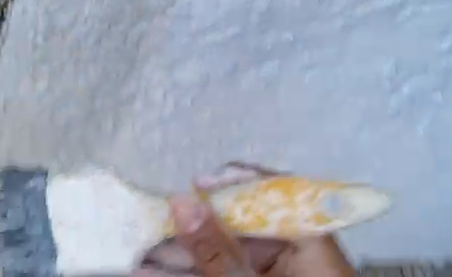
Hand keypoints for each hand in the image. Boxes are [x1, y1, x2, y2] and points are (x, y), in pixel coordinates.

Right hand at [135, 165, 357, 276]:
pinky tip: (149, 274)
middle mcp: (299, 268)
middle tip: (151, 222)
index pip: (280, 199)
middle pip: (244, 231)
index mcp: (314, 255)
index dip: (238, 186)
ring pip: (224, 261)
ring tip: (138, 254)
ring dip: (182, 259)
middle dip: (194, 228)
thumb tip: (182, 199)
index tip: (197, 184)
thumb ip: (214, 252)